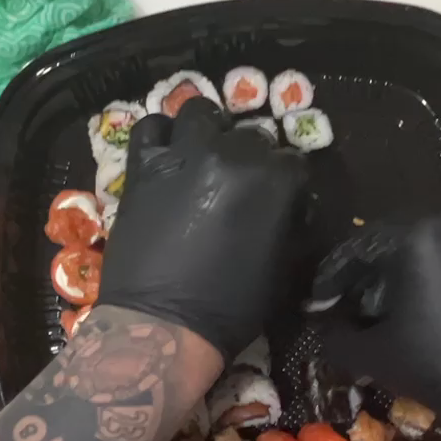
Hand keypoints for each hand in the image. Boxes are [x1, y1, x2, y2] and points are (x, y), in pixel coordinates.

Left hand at [100, 98, 306, 358]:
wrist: (163, 326)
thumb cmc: (231, 307)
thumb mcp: (283, 268)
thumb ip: (293, 225)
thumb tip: (296, 208)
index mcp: (274, 181)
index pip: (293, 162)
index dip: (288, 183)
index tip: (280, 201)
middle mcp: (231, 156)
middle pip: (250, 136)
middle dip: (251, 159)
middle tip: (240, 186)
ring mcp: (184, 155)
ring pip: (201, 114)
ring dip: (208, 132)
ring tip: (204, 156)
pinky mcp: (144, 166)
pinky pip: (152, 127)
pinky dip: (162, 136)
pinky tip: (168, 155)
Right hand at [309, 214, 440, 440]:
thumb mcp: (380, 358)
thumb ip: (337, 340)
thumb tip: (321, 328)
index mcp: (417, 236)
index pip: (355, 251)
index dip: (329, 283)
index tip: (317, 309)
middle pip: (392, 250)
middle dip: (366, 284)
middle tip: (350, 317)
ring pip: (428, 258)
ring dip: (402, 287)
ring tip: (391, 325)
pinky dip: (437, 291)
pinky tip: (435, 326)